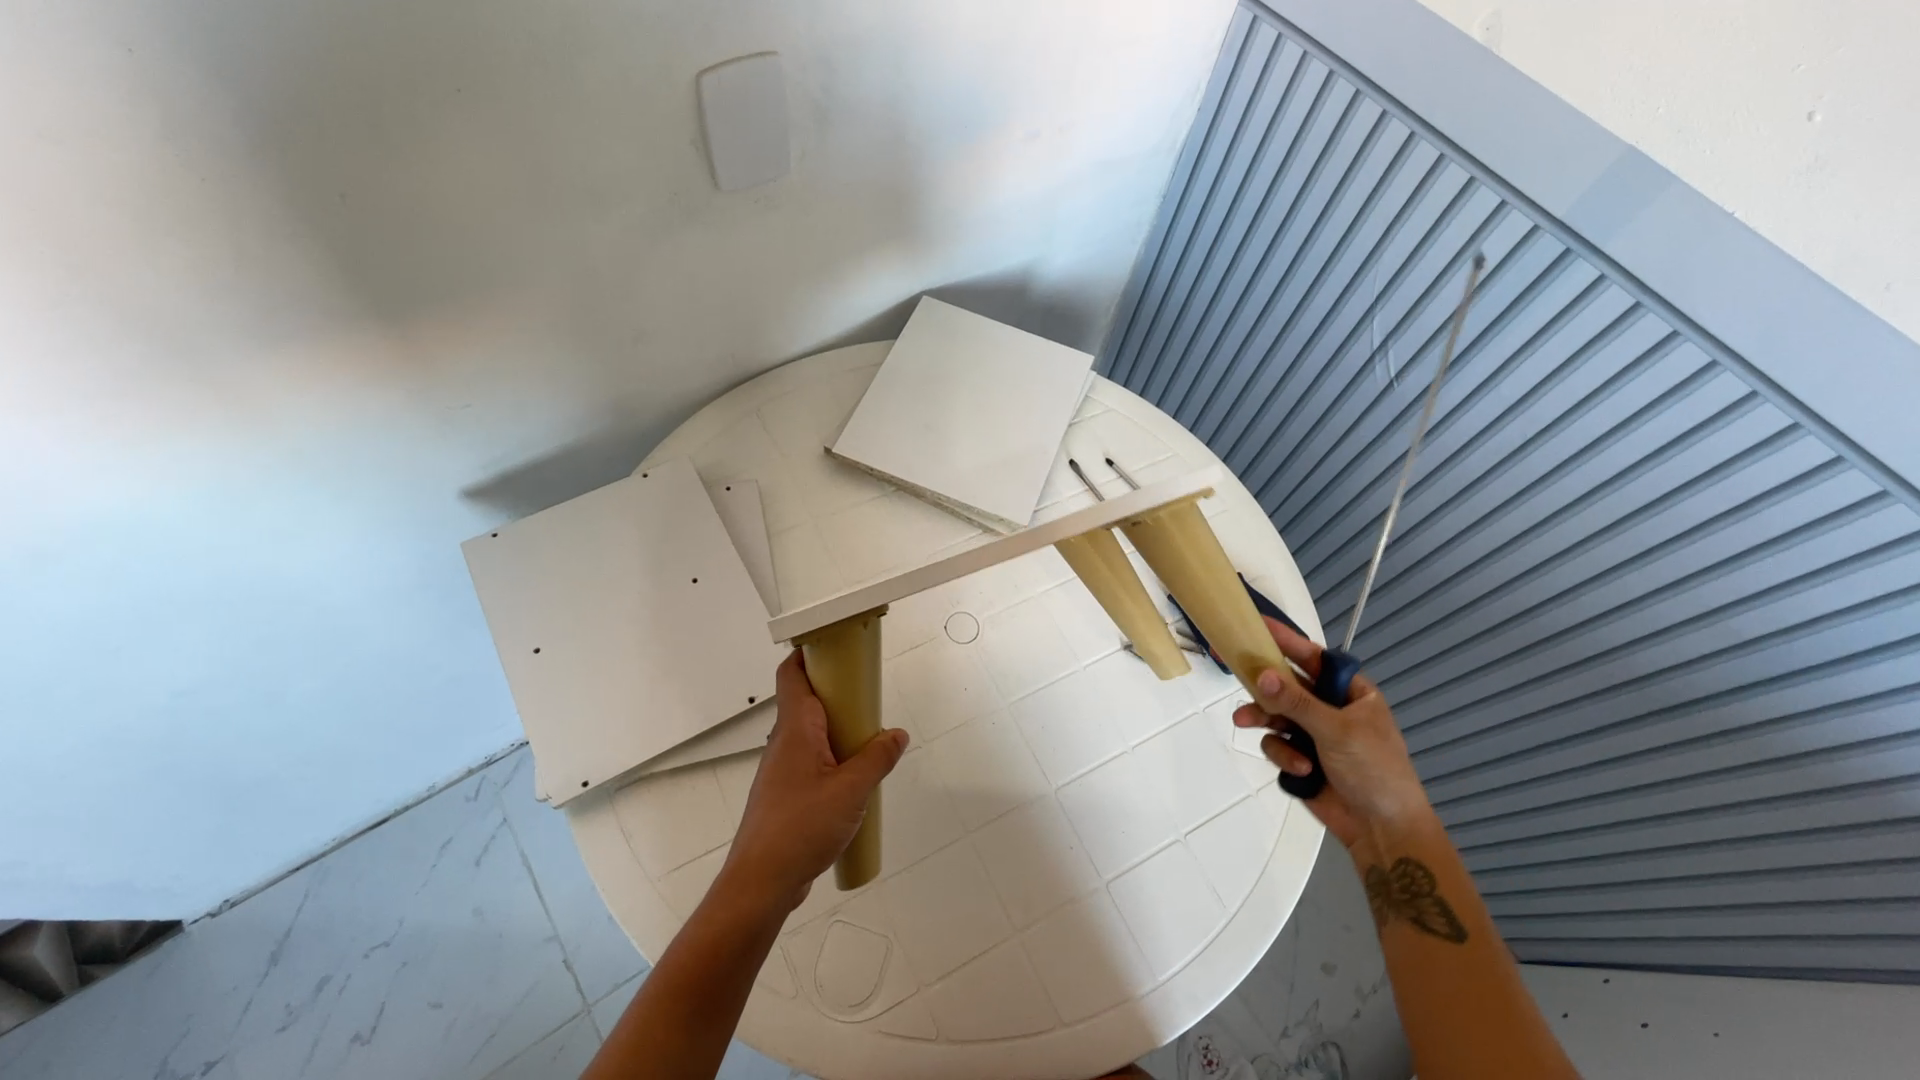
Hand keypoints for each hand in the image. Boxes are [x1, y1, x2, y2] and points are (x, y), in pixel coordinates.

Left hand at [719, 650, 908, 912]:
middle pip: (804, 704)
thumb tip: (896, 735)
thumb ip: (877, 759)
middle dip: (836, 696)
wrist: (761, 881)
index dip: (809, 654)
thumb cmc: (802, 826)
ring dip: (835, 733)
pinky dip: (830, 761)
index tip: (835, 645)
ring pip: (809, 737)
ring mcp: (780, 772)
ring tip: (867, 743)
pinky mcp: (782, 798)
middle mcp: (783, 744)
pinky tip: (851, 784)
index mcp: (795, 730)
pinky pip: (809, 765)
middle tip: (868, 699)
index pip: (792, 675)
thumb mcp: (852, 791)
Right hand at [1232, 617, 1431, 850]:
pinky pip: (1277, 745)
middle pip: (1287, 686)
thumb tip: (1261, 674)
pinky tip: (1301, 770)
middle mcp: (1331, 709)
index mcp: (1351, 693)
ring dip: (1264, 720)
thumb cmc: (1374, 769)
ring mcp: (1315, 735)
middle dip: (1264, 686)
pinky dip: (1284, 756)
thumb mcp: (1337, 730)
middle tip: (1232, 670)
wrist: (1383, 829)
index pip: (1314, 659)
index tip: (1257, 625)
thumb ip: (1296, 702)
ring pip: (1275, 715)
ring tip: (1244, 723)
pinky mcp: (1301, 759)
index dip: (1286, 641)